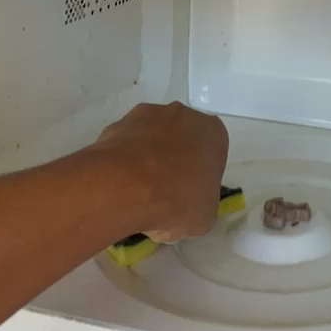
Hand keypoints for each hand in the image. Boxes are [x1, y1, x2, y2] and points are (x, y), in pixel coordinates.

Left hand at [94, 103, 228, 242]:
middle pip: (181, 139)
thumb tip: (186, 203)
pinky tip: (117, 184)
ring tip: (135, 193)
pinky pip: (125, 143)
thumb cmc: (177, 201)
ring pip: (151, 138)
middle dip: (174, 161)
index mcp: (213, 133)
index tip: (189, 196)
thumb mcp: (204, 216)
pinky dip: (122, 160)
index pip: (211, 153)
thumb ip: (201, 200)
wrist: (127, 187)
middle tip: (163, 194)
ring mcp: (150, 115)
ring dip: (147, 158)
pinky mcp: (119, 123)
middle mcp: (184, 115)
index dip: (200, 176)